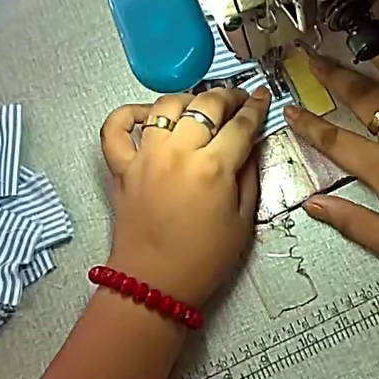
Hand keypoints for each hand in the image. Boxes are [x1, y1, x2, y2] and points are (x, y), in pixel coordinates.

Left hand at [99, 86, 270, 306]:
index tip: (261, 97)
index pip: (241, 124)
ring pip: (166, 105)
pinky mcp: (122, 166)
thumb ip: (249, 176)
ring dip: (187, 99)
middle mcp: (179, 153)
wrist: (155, 283)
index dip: (256, 107)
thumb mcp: (243, 219)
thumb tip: (251, 146)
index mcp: (213, 168)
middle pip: (206, 104)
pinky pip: (117, 127)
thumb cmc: (205, 258)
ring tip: (198, 106)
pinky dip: (131, 113)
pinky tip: (149, 115)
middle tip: (236, 99)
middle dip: (227, 96)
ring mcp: (146, 156)